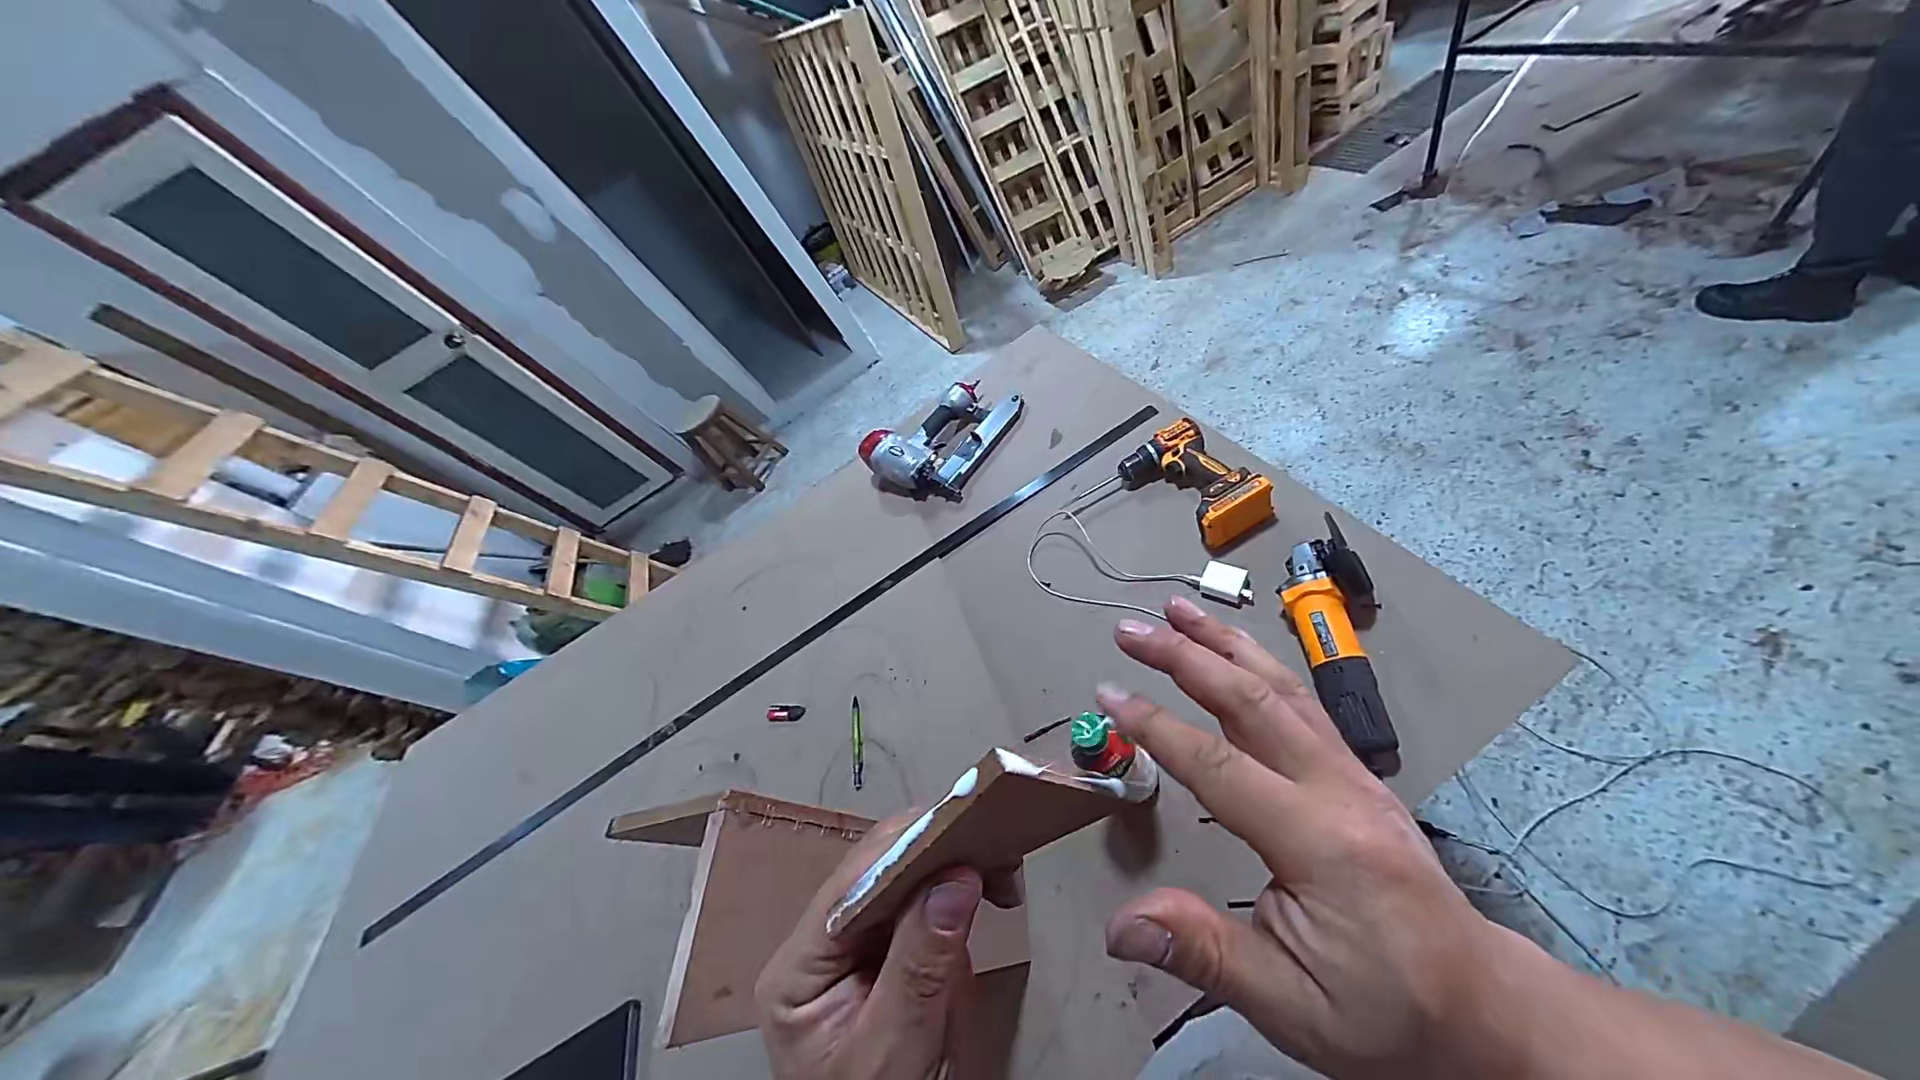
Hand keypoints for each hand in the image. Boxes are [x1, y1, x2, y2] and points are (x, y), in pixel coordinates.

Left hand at [755, 811, 1019, 1079]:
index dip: (903, 853)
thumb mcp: (896, 1051)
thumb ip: (921, 968)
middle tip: (989, 847)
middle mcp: (823, 938)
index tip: (960, 839)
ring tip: (996, 862)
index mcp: (800, 966)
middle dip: (932, 850)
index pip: (850, 886)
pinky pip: (920, 894)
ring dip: (949, 858)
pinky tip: (985, 883)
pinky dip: (955, 882)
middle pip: (874, 868)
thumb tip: (957, 879)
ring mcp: (858, 937)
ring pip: (900, 871)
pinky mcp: (890, 941)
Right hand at [1095, 595, 1499, 1078]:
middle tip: (1132, 630)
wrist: (1483, 1007)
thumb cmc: (1385, 1011)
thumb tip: (1119, 926)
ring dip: (1224, 642)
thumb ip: (1203, 952)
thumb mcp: (1289, 1005)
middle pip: (1251, 701)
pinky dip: (1259, 663)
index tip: (1108, 694)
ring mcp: (1353, 773)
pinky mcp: (1355, 771)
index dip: (1157, 727)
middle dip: (1185, 656)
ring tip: (1179, 610)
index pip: (1219, 766)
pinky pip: (1300, 701)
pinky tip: (1233, 649)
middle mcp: (1339, 788)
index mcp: (1319, 842)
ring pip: (1280, 688)